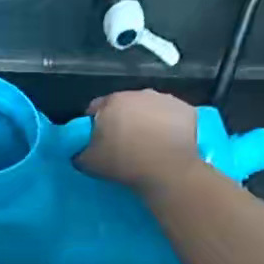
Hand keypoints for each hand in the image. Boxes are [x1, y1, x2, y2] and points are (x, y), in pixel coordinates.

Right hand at [75, 89, 203, 191]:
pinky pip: (170, 115)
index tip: (96, 138)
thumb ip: (78, 152)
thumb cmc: (123, 163)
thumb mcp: (88, 163)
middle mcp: (139, 93)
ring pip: (149, 107)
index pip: (95, 107)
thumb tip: (78, 151)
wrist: (166, 170)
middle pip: (124, 104)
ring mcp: (166, 99)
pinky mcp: (186, 109)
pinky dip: (166, 124)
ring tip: (145, 142)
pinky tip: (164, 141)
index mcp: (112, 102)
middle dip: (121, 118)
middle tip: (121, 141)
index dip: (94, 123)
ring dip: (145, 119)